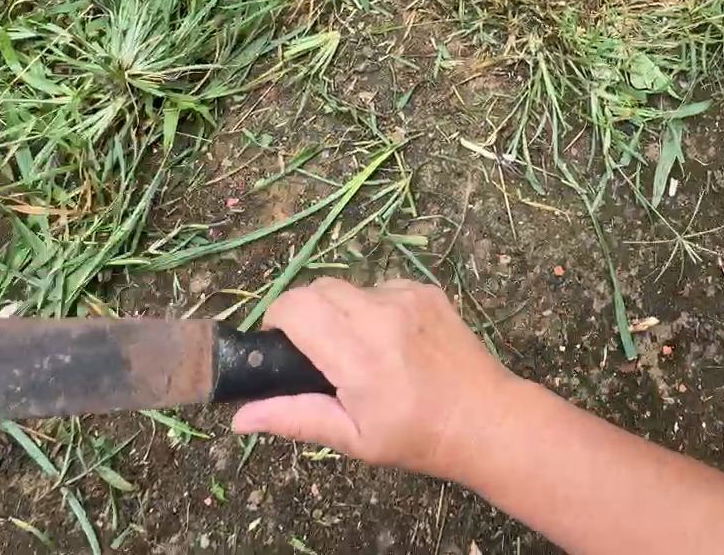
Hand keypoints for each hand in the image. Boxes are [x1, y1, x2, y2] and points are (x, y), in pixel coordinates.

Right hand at [231, 277, 516, 481]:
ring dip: (341, 310)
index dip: (278, 319)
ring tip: (359, 350)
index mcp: (359, 353)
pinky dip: (373, 307)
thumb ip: (295, 417)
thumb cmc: (415, 436)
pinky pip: (382, 287)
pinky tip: (390, 340)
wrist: (483, 417)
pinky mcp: (427, 288)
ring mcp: (408, 295)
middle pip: (319, 287)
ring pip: (350, 287)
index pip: (297, 306)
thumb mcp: (352, 438)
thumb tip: (240, 416)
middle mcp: (381, 313)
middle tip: (315, 352)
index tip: (279, 344)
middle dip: (305, 312)